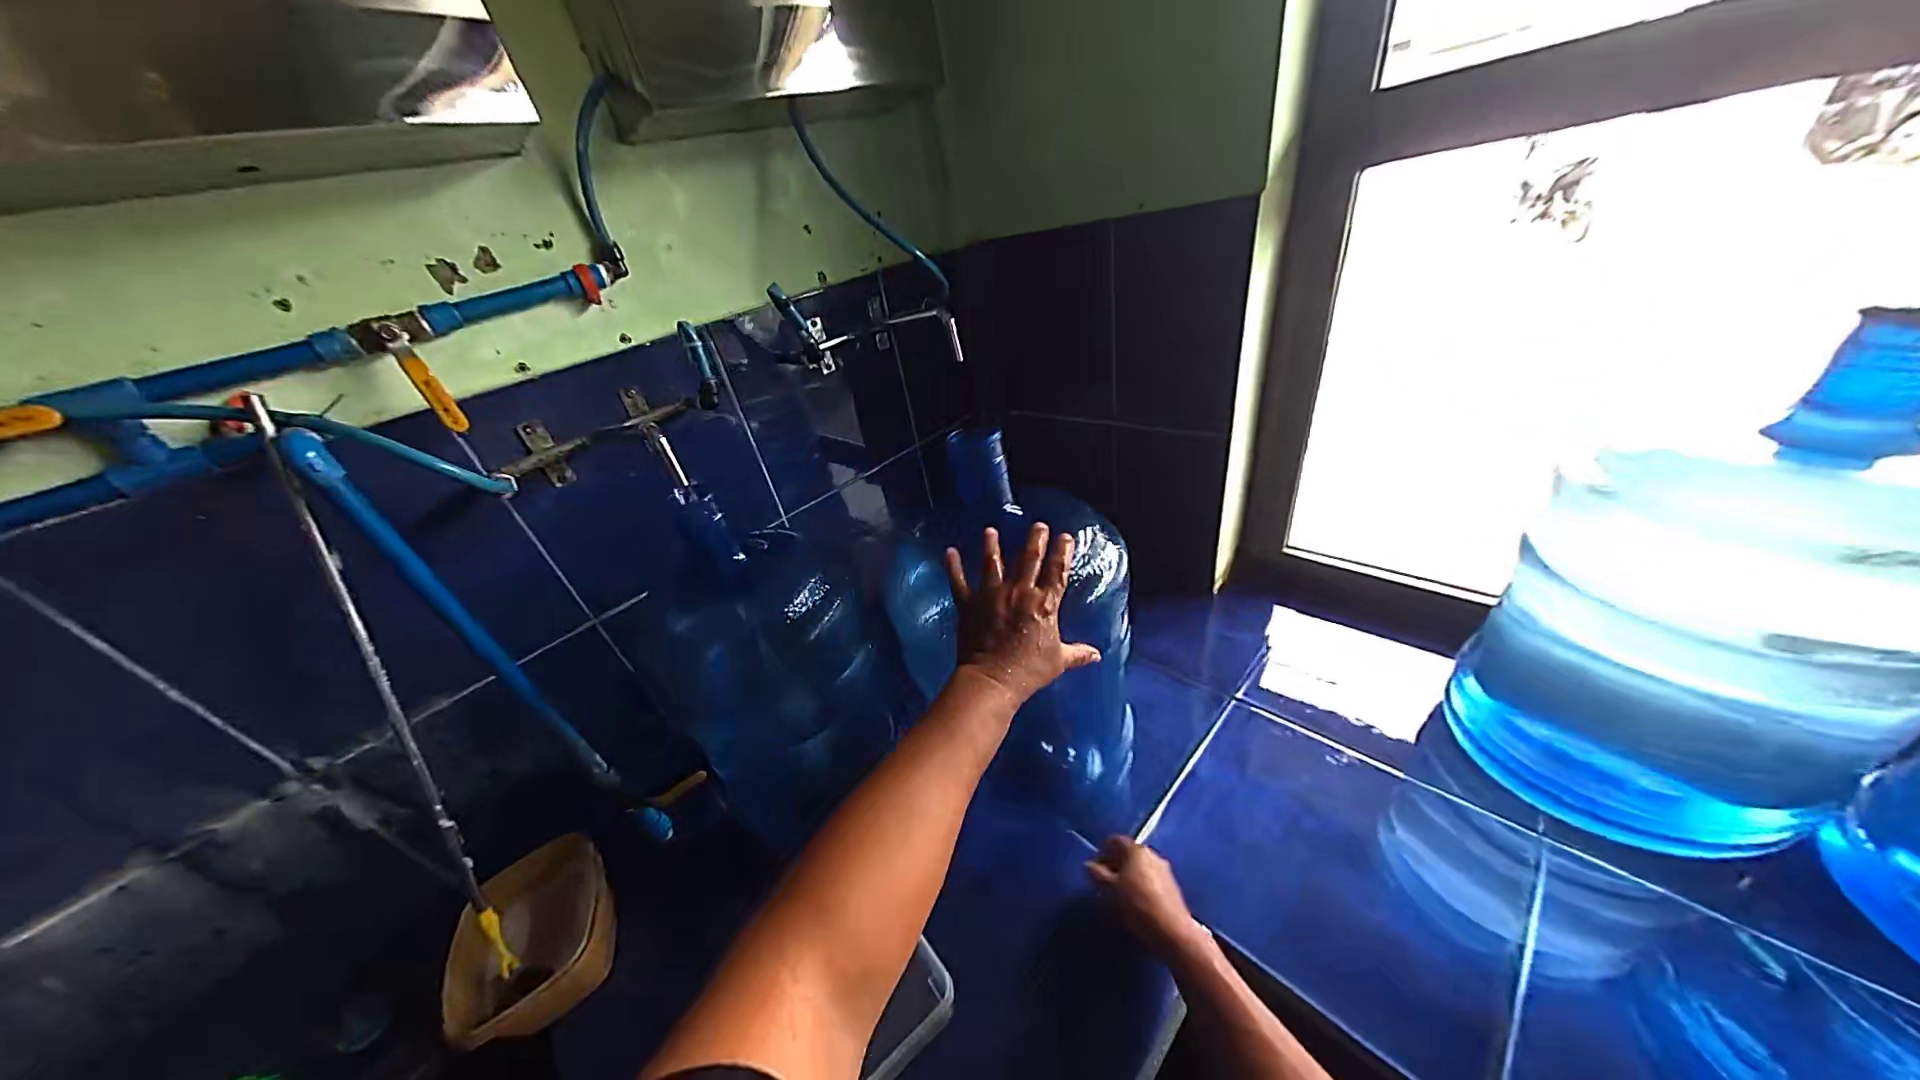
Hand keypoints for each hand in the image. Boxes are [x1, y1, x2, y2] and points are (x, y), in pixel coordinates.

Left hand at [944, 523, 1101, 705]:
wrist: (992, 680)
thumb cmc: (1028, 671)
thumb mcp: (1058, 661)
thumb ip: (1077, 653)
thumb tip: (1097, 654)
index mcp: (1043, 604)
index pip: (1057, 571)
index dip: (1062, 552)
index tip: (1065, 536)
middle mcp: (1018, 592)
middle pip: (1028, 558)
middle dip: (1035, 539)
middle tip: (1037, 525)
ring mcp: (991, 595)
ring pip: (992, 562)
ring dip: (991, 545)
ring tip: (990, 531)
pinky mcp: (969, 604)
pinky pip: (959, 581)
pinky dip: (953, 566)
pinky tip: (949, 552)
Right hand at [1086, 835, 1208, 958]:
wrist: (1172, 931)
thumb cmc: (1136, 905)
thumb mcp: (1109, 890)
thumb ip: (1097, 874)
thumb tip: (1089, 865)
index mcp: (1135, 849)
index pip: (1114, 841)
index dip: (1101, 853)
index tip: (1095, 872)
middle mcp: (1152, 854)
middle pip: (1127, 854)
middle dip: (1114, 866)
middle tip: (1105, 885)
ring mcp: (1164, 870)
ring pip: (1139, 868)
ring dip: (1128, 878)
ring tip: (1120, 897)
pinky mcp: (1172, 887)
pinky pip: (1150, 880)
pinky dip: (1140, 887)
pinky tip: (1137, 905)